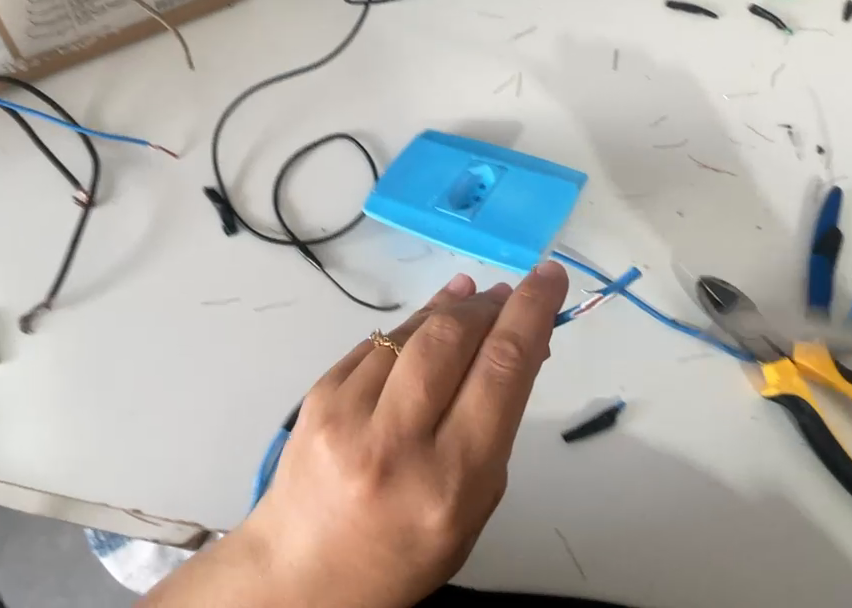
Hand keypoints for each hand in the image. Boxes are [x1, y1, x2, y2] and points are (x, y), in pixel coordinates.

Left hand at [143, 263, 568, 607]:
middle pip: (453, 339)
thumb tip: (520, 344)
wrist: (302, 574)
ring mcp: (348, 413)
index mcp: (450, 481)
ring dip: (452, 307)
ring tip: (476, 297)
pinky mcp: (318, 395)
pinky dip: (412, 325)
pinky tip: (430, 319)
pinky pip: (376, 343)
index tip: (549, 278)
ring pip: (412, 332)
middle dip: (491, 303)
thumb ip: (496, 425)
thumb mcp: (472, 506)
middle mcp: (397, 441)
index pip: (501, 372)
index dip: (531, 313)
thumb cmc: (404, 552)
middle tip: (512, 290)